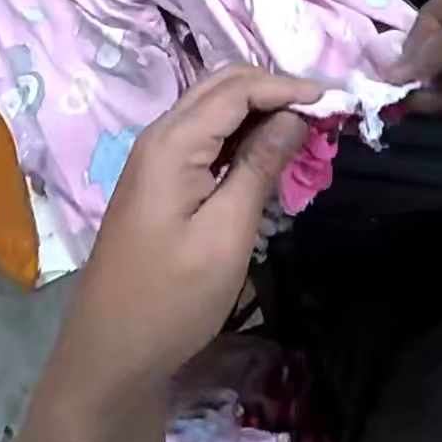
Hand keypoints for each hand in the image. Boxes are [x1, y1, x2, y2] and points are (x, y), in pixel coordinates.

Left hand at [21, 67, 319, 441]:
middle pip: (223, 86)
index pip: (237, 90)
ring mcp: (157, 154)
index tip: (332, 99)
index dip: (285, 86)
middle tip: (319, 109)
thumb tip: (295, 115)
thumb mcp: (227, 233)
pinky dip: (242, 128)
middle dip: (273, 88)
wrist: (109, 356)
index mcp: (172, 143)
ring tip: (302, 123)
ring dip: (259, 105)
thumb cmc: (172, 299)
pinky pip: (207, 131)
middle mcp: (161, 135)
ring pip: (215, 105)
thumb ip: (261, 164)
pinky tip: (268, 145)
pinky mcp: (161, 174)